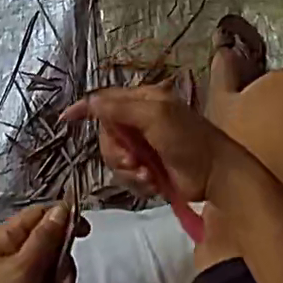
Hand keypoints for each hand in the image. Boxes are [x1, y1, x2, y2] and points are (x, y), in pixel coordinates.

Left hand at [0, 203, 82, 282]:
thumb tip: (62, 207)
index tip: (85, 233)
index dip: (63, 220)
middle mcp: (11, 259)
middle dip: (62, 273)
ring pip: (53, 281)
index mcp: (5, 239)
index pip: (40, 215)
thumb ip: (45, 237)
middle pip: (51, 250)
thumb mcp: (23, 269)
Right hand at [64, 85, 240, 204]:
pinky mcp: (148, 168)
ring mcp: (145, 145)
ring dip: (127, 170)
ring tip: (146, 174)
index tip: (66, 118)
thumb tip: (92, 101)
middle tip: (133, 160)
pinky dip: (136, 182)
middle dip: (116, 151)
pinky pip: (126, 175)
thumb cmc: (189, 140)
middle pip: (107, 133)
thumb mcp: (156, 116)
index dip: (86, 107)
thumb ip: (121, 109)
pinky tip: (152, 184)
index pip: (107, 99)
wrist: (216, 176)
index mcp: (144, 99)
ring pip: (114, 157)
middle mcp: (141, 119)